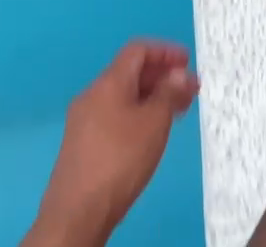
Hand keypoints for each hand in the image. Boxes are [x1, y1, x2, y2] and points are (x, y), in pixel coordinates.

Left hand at [25, 40, 198, 246]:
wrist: (76, 214)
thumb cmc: (120, 159)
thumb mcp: (155, 121)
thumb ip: (170, 92)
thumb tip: (178, 73)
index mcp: (107, 84)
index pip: (137, 51)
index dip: (165, 52)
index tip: (188, 63)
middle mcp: (92, 97)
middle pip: (130, 72)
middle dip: (162, 76)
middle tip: (190, 89)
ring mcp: (84, 122)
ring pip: (124, 96)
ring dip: (153, 96)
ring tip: (178, 111)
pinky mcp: (82, 145)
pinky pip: (115, 115)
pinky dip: (138, 113)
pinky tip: (153, 132)